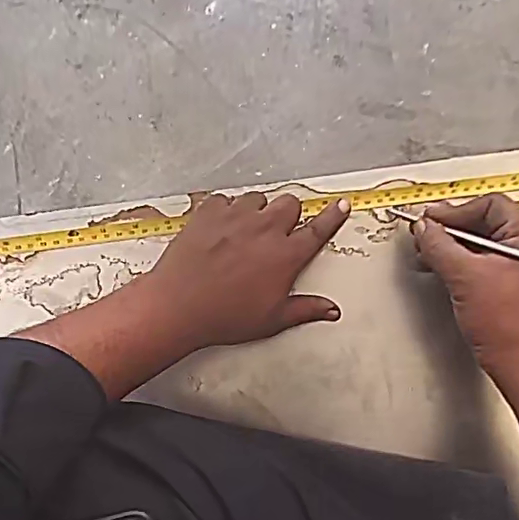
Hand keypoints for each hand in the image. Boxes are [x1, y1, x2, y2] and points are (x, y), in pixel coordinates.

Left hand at [136, 192, 349, 350]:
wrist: (179, 306)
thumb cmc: (223, 316)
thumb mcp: (271, 320)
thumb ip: (305, 310)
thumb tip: (329, 310)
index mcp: (285, 256)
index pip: (318, 230)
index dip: (332, 216)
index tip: (339, 206)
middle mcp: (264, 230)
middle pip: (290, 204)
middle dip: (288, 215)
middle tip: (276, 234)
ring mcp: (236, 217)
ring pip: (258, 199)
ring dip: (257, 212)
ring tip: (245, 233)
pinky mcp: (209, 213)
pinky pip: (224, 200)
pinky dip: (225, 210)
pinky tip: (220, 228)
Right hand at [410, 194, 518, 368]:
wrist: (512, 356)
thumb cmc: (506, 322)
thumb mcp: (465, 276)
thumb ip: (440, 246)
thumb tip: (424, 228)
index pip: (489, 205)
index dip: (455, 211)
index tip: (430, 220)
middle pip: (481, 220)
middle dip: (449, 228)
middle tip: (424, 233)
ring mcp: (512, 263)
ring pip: (475, 240)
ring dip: (447, 244)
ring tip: (426, 251)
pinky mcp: (498, 280)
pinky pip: (473, 258)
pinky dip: (452, 259)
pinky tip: (437, 265)